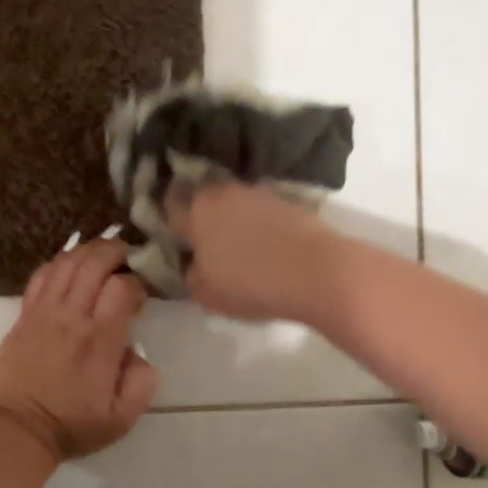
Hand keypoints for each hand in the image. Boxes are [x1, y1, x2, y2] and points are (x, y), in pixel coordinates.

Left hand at [0, 239, 158, 460]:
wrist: (18, 429)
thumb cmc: (71, 425)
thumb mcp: (121, 419)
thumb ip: (141, 384)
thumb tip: (140, 355)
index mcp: (100, 340)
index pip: (122, 288)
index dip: (137, 283)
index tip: (141, 295)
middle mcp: (72, 317)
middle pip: (93, 263)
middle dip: (114, 251)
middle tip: (126, 253)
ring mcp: (44, 312)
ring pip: (66, 263)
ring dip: (87, 250)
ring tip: (101, 251)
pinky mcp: (24, 315)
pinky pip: (41, 276)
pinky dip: (58, 263)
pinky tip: (69, 265)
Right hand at [165, 183, 348, 325]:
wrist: (317, 271)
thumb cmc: (252, 284)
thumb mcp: (207, 294)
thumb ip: (192, 274)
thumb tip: (195, 263)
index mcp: (197, 212)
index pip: (171, 204)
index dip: (170, 217)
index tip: (175, 232)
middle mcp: (224, 193)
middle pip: (204, 196)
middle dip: (201, 212)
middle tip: (204, 236)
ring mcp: (257, 193)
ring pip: (234, 200)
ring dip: (232, 215)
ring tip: (238, 241)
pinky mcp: (286, 200)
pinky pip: (261, 208)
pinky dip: (259, 220)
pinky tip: (265, 242)